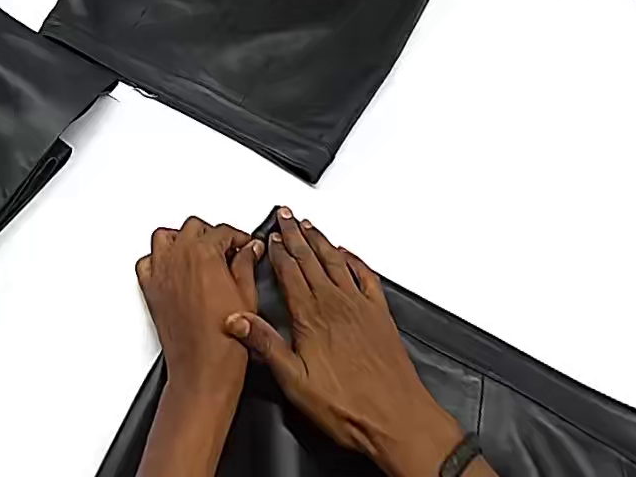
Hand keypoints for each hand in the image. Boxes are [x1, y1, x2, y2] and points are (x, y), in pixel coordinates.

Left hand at [137, 217, 262, 390]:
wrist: (203, 374)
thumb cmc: (224, 343)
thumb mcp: (247, 296)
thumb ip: (246, 265)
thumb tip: (249, 250)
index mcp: (204, 252)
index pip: (223, 231)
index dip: (239, 237)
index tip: (245, 245)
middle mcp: (179, 256)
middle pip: (194, 227)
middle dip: (212, 235)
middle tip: (226, 250)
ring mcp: (162, 271)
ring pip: (166, 237)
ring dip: (182, 240)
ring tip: (198, 253)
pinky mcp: (151, 289)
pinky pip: (147, 262)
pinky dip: (158, 260)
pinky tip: (173, 269)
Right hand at [226, 211, 464, 476]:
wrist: (398, 419)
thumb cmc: (349, 407)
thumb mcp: (296, 382)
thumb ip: (265, 345)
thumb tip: (237, 320)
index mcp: (311, 315)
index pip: (289, 271)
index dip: (278, 251)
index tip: (271, 236)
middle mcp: (334, 302)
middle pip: (309, 258)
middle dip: (294, 234)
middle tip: (286, 214)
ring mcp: (358, 304)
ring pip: (334, 260)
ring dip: (319, 239)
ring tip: (308, 224)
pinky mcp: (379, 313)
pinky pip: (365, 275)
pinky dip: (354, 259)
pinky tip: (347, 252)